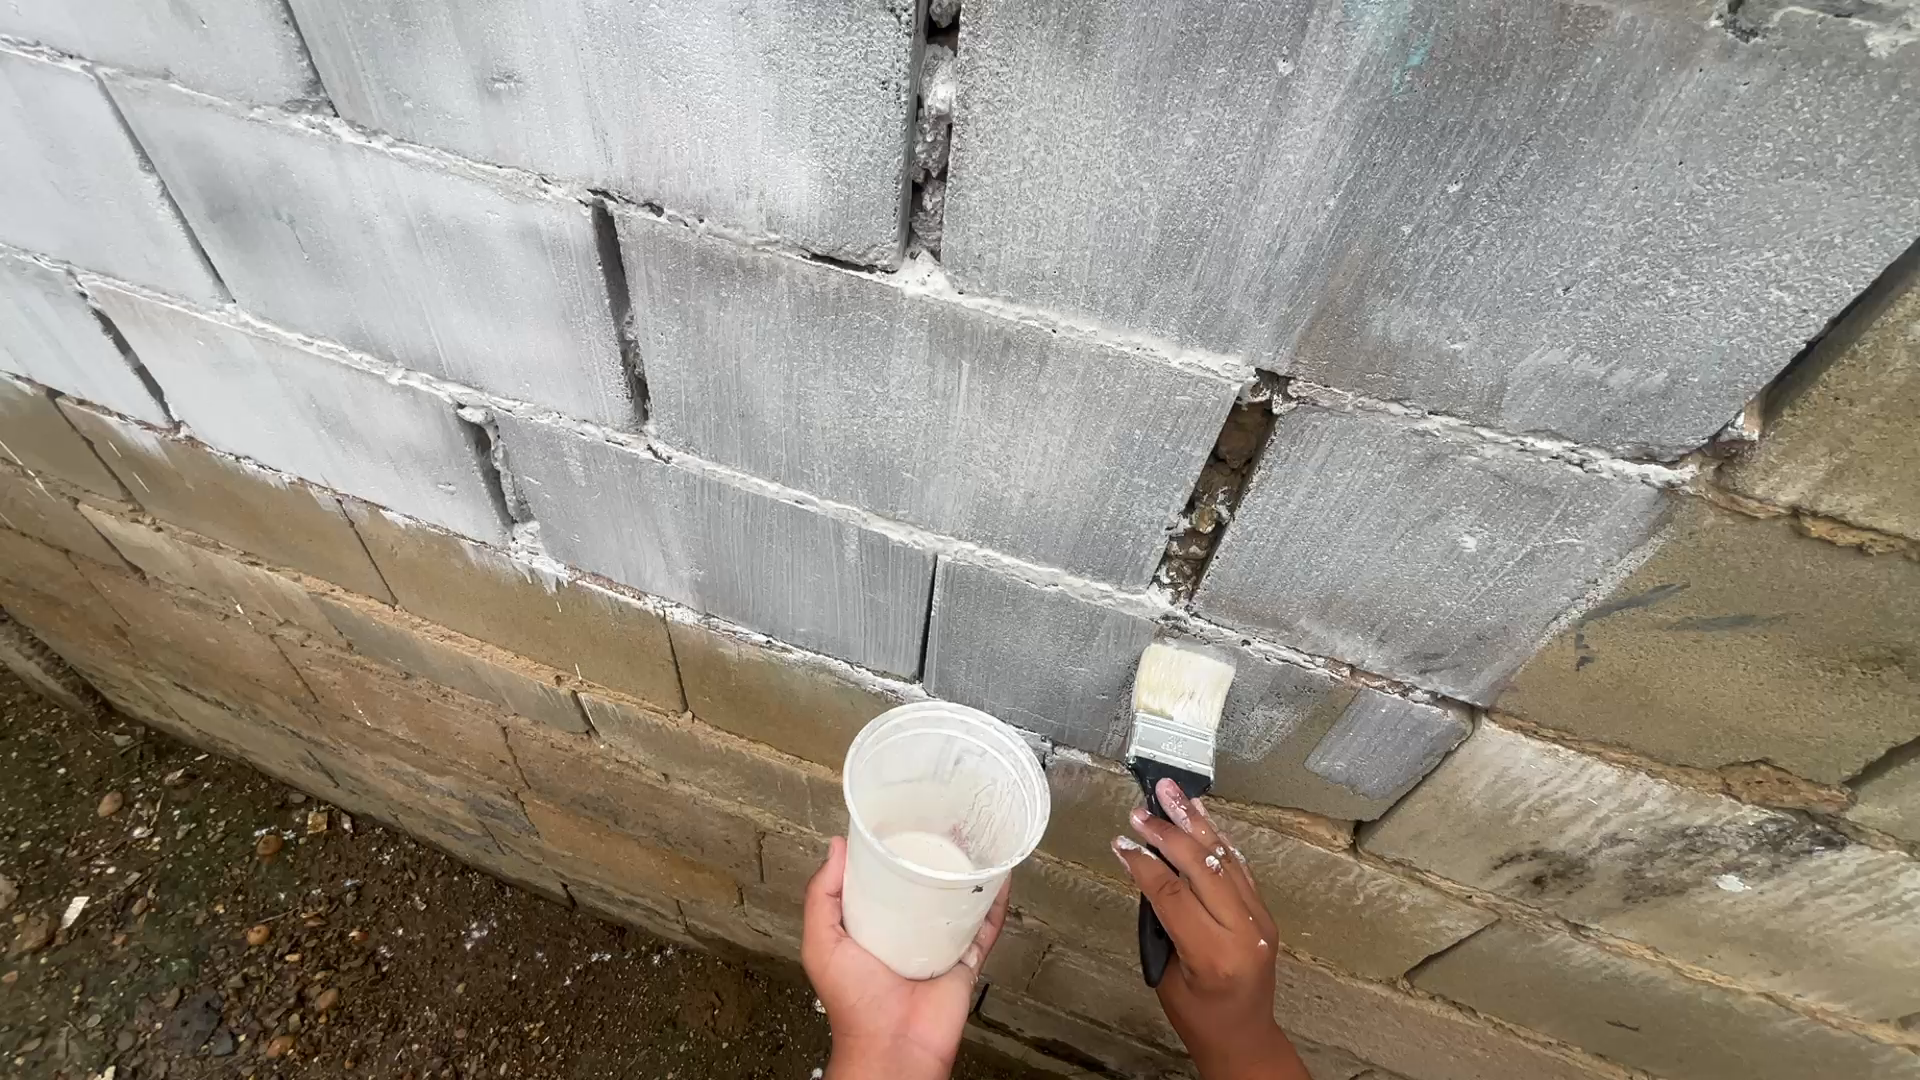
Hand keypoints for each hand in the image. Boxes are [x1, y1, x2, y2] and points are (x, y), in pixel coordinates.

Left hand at [802, 836, 1010, 1079]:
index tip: (896, 823)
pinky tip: (1000, 879)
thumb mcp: (823, 945)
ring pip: (958, 901)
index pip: (882, 880)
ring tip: (973, 842)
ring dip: (967, 875)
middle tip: (940, 825)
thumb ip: (821, 896)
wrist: (894, 1049)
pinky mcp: (966, 959)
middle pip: (924, 886)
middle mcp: (908, 932)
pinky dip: (995, 903)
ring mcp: (939, 944)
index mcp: (874, 926)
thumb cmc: (855, 1006)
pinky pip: (985, 927)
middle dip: (931, 857)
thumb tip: (836, 846)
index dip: (889, 852)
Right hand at [1112, 779, 1309, 1079]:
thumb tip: (1146, 866)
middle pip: (1201, 866)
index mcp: (1214, 956)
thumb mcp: (1165, 971)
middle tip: (1141, 810)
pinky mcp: (1264, 911)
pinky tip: (1199, 815)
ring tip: (1172, 793)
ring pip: (1224, 857)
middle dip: (1167, 832)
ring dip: (1194, 821)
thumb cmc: (1199, 1016)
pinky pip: (1238, 864)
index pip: (1171, 893)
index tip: (1121, 842)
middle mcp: (1243, 933)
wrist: (1245, 1038)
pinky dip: (1216, 837)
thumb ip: (1160, 919)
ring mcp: (1259, 920)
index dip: (1143, 862)